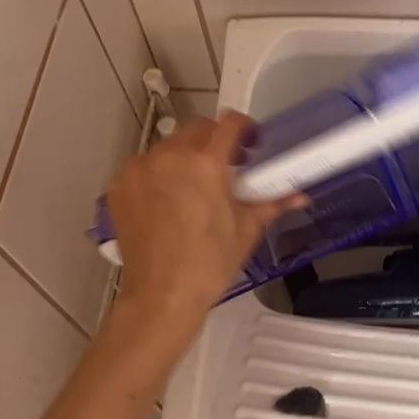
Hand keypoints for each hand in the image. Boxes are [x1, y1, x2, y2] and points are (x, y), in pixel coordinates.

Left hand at [104, 113, 304, 330]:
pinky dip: (157, 175)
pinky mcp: (119, 186)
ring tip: (194, 186)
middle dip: (215, 141)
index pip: (229, 123)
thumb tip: (299, 196)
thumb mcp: (246, 230)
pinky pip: (143, 167)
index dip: (245, 127)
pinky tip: (167, 201)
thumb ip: (272, 203)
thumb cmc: (209, 264)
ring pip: (168, 147)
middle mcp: (170, 156)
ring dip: (184, 157)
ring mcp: (140, 169)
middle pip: (197, 129)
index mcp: (206, 162)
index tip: (250, 142)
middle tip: (227, 166)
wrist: (163, 295)